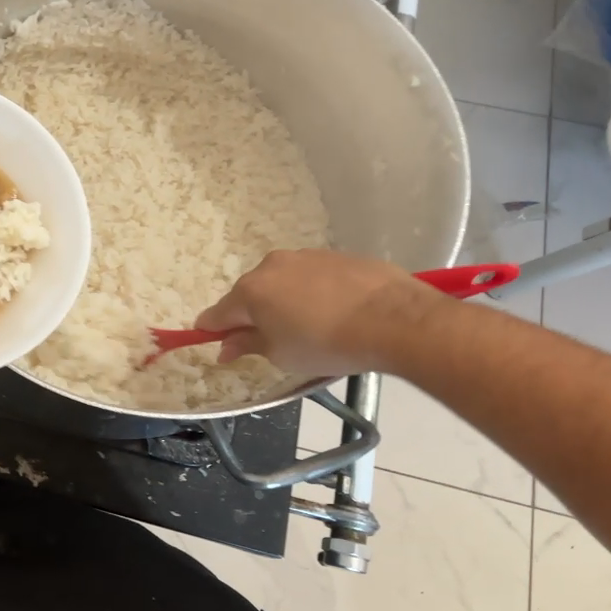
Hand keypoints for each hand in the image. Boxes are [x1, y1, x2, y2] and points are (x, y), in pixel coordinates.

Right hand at [194, 250, 445, 375]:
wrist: (397, 321)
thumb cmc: (327, 344)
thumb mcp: (280, 355)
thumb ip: (248, 345)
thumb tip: (227, 345)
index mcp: (250, 291)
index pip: (217, 314)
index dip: (214, 332)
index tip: (219, 347)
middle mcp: (271, 266)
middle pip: (250, 294)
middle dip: (253, 315)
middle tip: (270, 340)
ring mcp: (306, 257)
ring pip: (283, 282)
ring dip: (285, 301)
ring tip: (309, 326)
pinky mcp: (338, 256)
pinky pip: (313, 277)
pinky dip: (314, 293)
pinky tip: (335, 313)